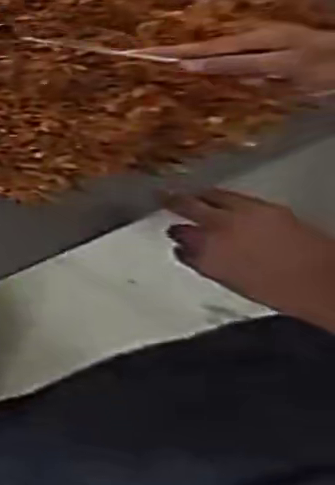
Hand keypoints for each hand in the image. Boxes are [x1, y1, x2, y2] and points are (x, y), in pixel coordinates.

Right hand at [155, 23, 334, 93]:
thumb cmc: (330, 64)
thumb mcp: (282, 66)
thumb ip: (233, 65)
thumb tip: (184, 65)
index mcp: (254, 39)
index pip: (197, 49)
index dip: (165, 52)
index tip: (132, 53)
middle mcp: (258, 40)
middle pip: (210, 52)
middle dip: (181, 57)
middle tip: (147, 60)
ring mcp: (271, 49)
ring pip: (227, 59)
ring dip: (206, 66)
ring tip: (178, 69)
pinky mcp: (282, 60)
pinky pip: (244, 65)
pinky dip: (228, 71)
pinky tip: (227, 78)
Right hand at [166, 188, 334, 332]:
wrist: (330, 287)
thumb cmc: (281, 289)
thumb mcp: (226, 279)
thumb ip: (200, 259)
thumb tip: (186, 248)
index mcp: (203, 250)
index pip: (176, 232)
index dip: (176, 233)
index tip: (176, 232)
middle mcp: (217, 227)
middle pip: (185, 205)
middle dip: (174, 201)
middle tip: (166, 197)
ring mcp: (243, 215)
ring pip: (211, 196)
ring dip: (202, 198)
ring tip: (199, 198)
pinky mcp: (270, 208)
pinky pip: (240, 198)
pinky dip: (230, 199)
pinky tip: (232, 206)